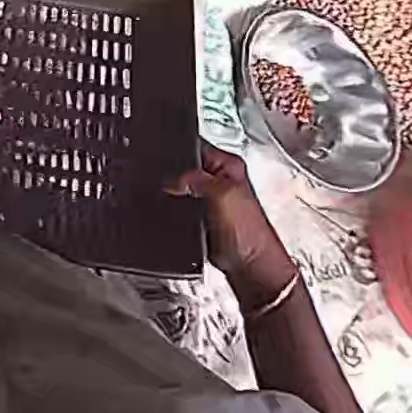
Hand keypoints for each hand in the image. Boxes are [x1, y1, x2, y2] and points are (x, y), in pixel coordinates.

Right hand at [171, 145, 294, 300]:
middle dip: (173, 175)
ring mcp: (208, 198)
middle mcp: (218, 179)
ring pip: (178, 187)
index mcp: (228, 165)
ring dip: (172, 193)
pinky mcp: (198, 215)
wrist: (248, 267)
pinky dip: (172, 208)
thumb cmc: (248, 234)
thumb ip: (196, 178)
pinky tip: (174, 212)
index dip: (178, 151)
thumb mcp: (222, 195)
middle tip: (170, 184)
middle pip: (184, 167)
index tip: (163, 159)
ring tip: (174, 201)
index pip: (196, 146)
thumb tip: (172, 179)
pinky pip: (177, 205)